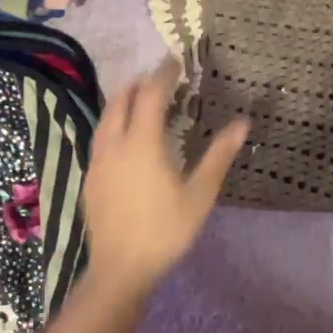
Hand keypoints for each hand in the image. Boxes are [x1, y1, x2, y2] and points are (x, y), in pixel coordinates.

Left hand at [83, 61, 248, 291]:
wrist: (121, 270)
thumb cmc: (166, 231)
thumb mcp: (200, 194)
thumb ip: (218, 155)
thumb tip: (243, 124)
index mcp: (142, 144)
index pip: (150, 96)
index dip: (163, 75)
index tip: (176, 62)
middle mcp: (114, 145)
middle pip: (120, 100)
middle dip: (139, 84)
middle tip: (159, 78)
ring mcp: (98, 163)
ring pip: (106, 119)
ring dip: (123, 102)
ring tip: (142, 101)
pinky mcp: (90, 179)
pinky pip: (100, 138)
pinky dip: (114, 124)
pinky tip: (126, 138)